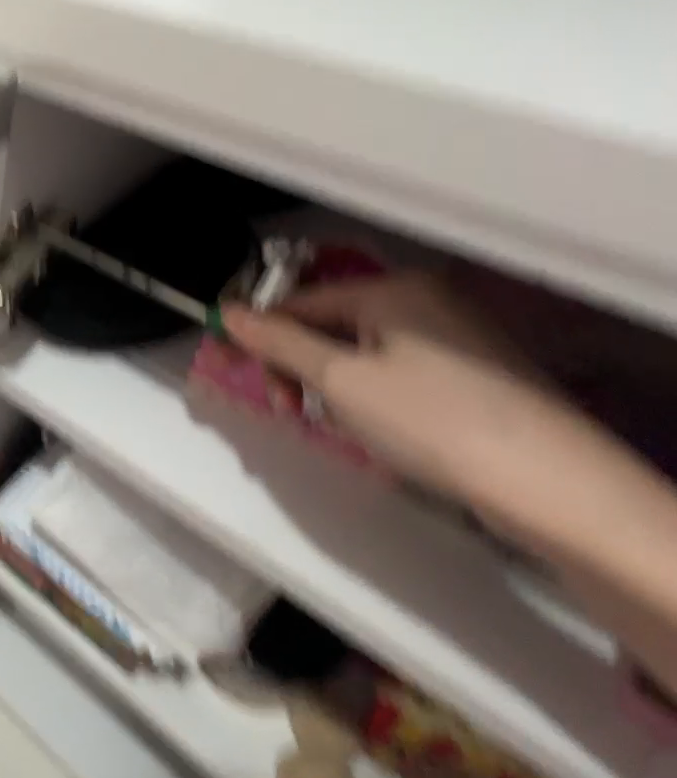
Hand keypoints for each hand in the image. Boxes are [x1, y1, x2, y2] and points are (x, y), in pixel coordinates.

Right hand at [221, 274, 604, 511]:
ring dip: (325, 385)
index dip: (257, 335)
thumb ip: (278, 342)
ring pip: (355, 353)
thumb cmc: (430, 421)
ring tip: (327, 422)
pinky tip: (366, 427)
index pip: (297, 302)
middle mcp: (422, 303)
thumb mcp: (339, 380)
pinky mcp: (467, 377)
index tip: (227, 368)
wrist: (550, 485)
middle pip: (326, 326)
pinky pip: (390, 373)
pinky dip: (364, 396)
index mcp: (391, 291)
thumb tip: (228, 312)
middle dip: (293, 365)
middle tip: (284, 407)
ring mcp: (450, 340)